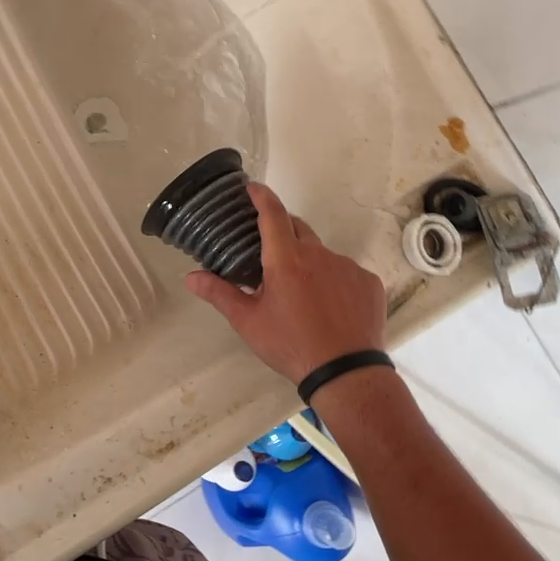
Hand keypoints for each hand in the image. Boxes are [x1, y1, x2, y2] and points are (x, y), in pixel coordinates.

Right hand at [184, 183, 386, 383]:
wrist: (346, 374)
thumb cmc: (291, 345)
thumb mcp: (248, 322)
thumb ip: (219, 294)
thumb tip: (190, 277)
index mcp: (286, 259)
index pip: (272, 214)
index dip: (261, 196)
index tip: (252, 186)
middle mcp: (319, 254)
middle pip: (298, 228)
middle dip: (282, 230)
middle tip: (268, 249)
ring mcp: (348, 267)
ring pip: (322, 253)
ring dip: (308, 261)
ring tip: (301, 291)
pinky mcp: (369, 283)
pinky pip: (346, 272)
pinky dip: (333, 280)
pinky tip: (329, 305)